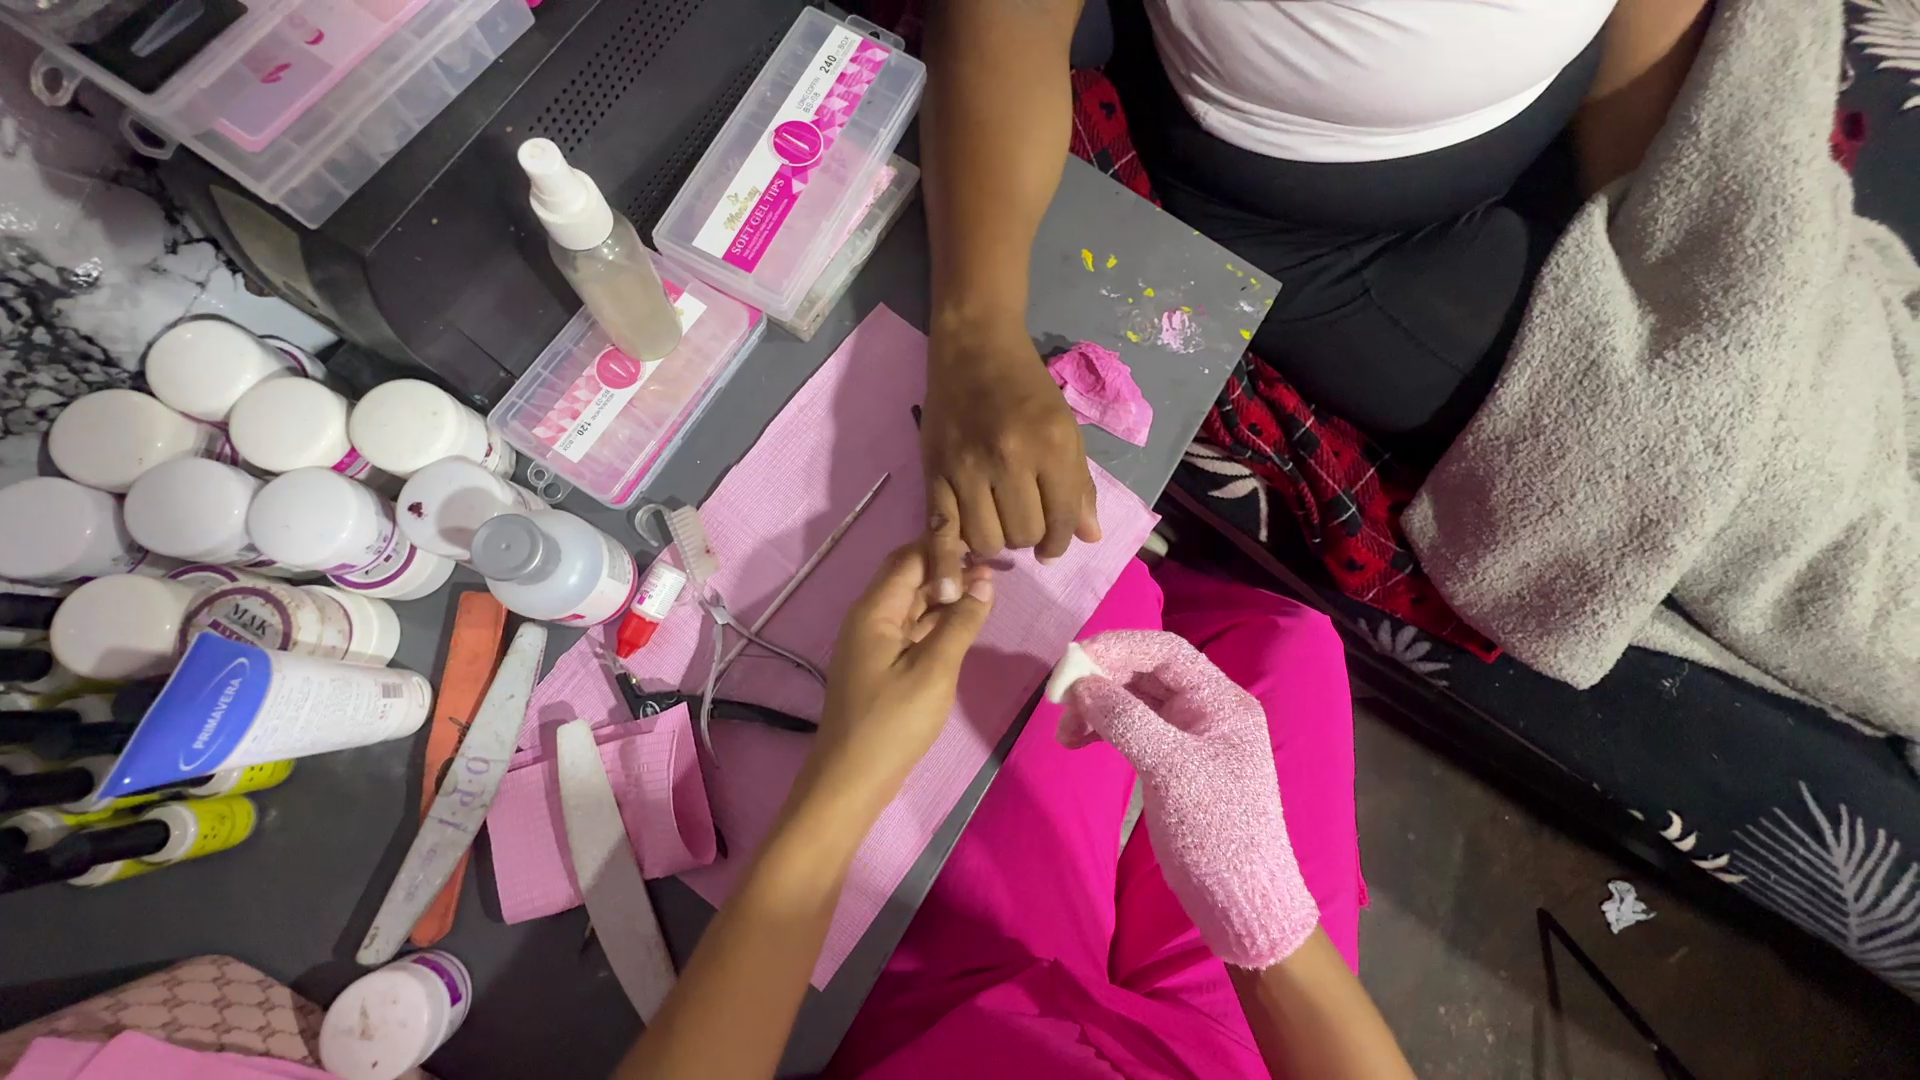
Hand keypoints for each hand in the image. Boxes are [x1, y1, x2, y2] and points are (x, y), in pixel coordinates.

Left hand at [807, 544, 995, 807]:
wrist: (852, 778)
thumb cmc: (893, 722)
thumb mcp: (934, 670)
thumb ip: (961, 623)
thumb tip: (985, 580)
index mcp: (874, 610)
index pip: (910, 558)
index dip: (947, 547)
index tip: (986, 542)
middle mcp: (869, 617)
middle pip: (909, 576)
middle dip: (948, 568)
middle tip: (993, 564)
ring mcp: (874, 641)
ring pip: (912, 602)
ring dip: (946, 594)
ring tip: (988, 588)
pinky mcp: (882, 663)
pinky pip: (912, 628)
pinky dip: (938, 620)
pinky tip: (966, 620)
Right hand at [921, 314, 1100, 602]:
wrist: (974, 348)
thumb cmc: (1027, 386)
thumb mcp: (1065, 428)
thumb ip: (1079, 483)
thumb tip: (1087, 537)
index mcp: (1051, 445)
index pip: (1063, 517)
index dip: (1061, 540)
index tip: (1054, 542)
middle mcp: (1010, 458)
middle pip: (1024, 534)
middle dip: (1029, 539)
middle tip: (1023, 524)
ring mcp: (968, 468)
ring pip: (987, 540)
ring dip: (996, 543)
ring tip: (996, 526)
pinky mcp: (934, 474)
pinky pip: (941, 531)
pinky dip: (945, 565)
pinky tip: (949, 589)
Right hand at [1061, 631, 1318, 969]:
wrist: (1241, 903)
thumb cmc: (1217, 833)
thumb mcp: (1171, 771)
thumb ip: (1126, 721)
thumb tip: (1081, 684)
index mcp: (1221, 700)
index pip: (1165, 651)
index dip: (1117, 646)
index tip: (1072, 660)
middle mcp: (1206, 709)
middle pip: (1145, 672)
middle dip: (1100, 680)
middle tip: (1060, 700)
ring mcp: (1188, 735)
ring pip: (1133, 699)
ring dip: (1096, 706)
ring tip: (1064, 733)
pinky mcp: (1171, 760)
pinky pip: (1130, 726)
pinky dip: (1102, 729)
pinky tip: (1077, 742)